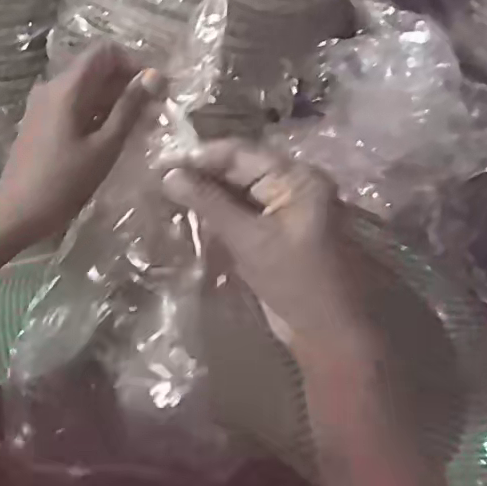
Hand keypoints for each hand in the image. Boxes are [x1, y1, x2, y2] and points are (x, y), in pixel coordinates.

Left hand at [0, 44, 163, 248]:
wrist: (16, 212)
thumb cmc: (63, 182)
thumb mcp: (104, 147)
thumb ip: (129, 108)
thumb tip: (154, 76)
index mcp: (67, 87)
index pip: (104, 51)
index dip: (132, 63)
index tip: (152, 90)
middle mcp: (51, 87)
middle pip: (95, 68)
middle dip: (125, 84)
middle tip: (151, 112)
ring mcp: (42, 104)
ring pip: (85, 88)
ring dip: (112, 101)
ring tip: (136, 127)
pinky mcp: (39, 121)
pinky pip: (72, 105)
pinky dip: (94, 113)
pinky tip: (109, 137)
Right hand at [161, 140, 370, 340]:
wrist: (328, 332)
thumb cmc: (296, 282)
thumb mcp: (249, 239)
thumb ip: (209, 203)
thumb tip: (169, 175)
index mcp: (296, 178)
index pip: (240, 153)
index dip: (198, 156)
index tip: (159, 162)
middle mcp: (292, 185)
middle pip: (237, 169)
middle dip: (199, 174)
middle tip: (157, 179)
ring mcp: (283, 209)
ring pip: (235, 191)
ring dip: (204, 194)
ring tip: (165, 194)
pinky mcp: (274, 231)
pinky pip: (240, 212)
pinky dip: (216, 213)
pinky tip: (188, 214)